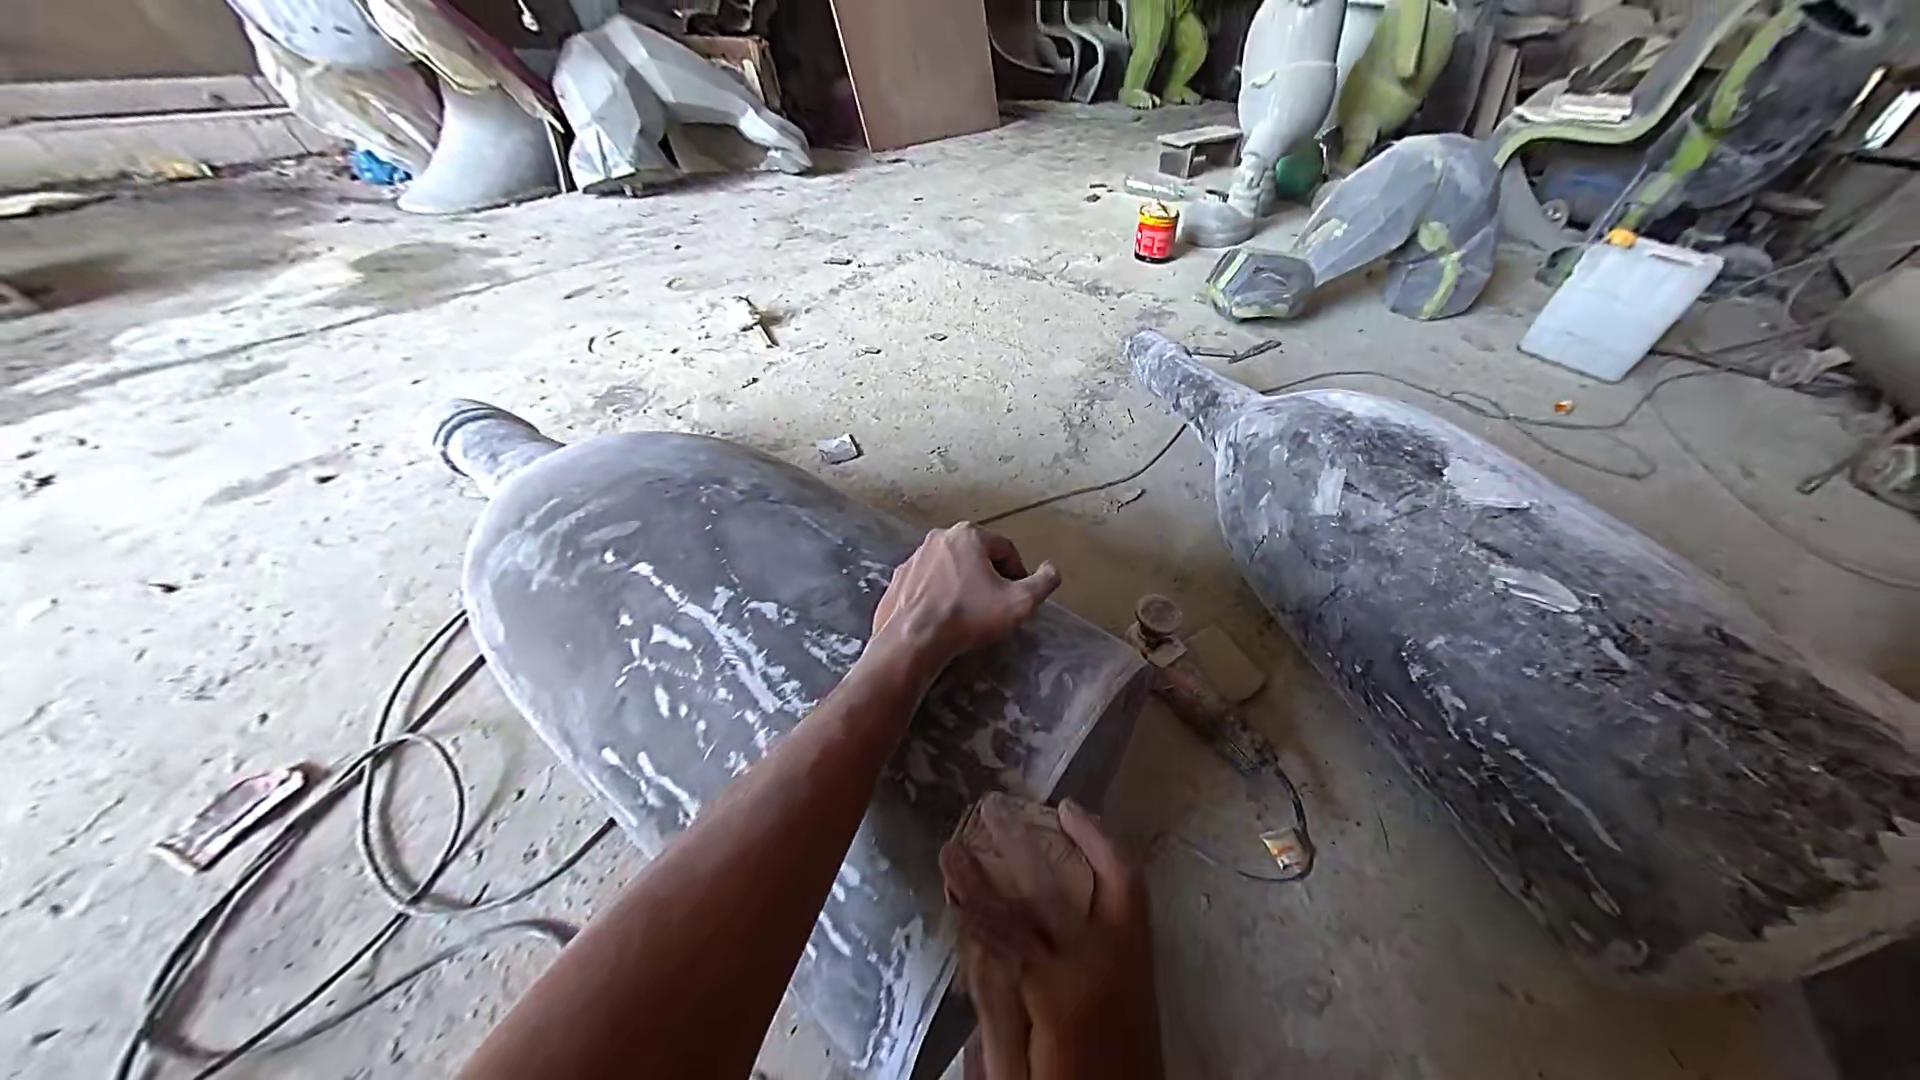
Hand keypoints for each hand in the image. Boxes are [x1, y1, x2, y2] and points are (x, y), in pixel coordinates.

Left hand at [870, 523, 1060, 672]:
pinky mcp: (898, 579)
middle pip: (977, 555)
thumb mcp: (1020, 603)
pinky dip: (939, 593)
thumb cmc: (968, 616)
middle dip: (990, 576)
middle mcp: (939, 537)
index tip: (1020, 596)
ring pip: (950, 567)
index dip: (1019, 572)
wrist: (913, 640)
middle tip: (997, 604)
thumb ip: (1044, 583)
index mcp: (969, 535)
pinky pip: (927, 582)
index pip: (1006, 549)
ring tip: (970, 612)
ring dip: (964, 583)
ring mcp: (914, 557)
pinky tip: (943, 615)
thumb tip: (1052, 569)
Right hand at [941, 800, 1161, 1079]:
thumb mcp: (1013, 1072)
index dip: (973, 887)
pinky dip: (1113, 862)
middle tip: (993, 805)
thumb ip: (993, 1010)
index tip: (949, 854)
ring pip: (1114, 881)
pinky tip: (1098, 845)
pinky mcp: (1146, 964)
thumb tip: (973, 946)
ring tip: (1066, 809)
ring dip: (1089, 839)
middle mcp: (1100, 964)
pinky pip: (1131, 896)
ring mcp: (1132, 960)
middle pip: (1053, 888)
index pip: (1005, 922)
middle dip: (1018, 843)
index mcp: (1061, 992)